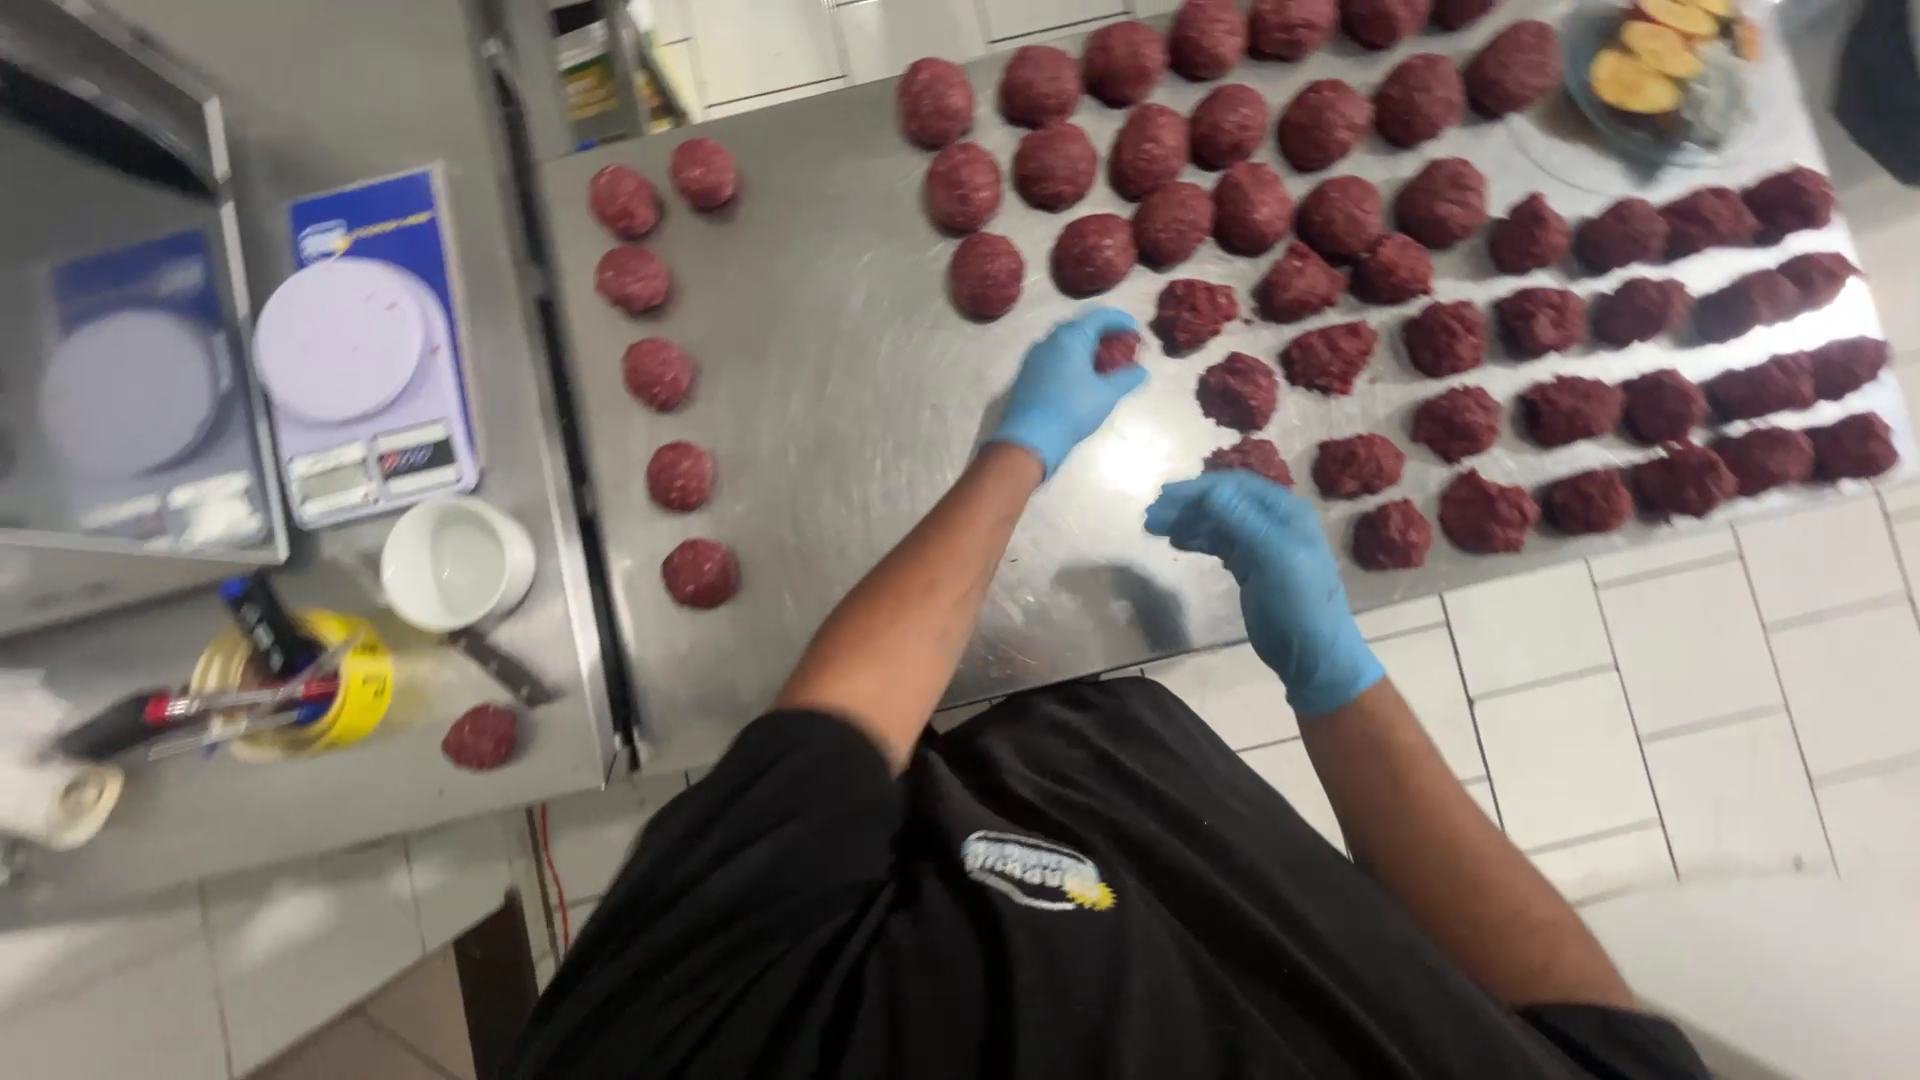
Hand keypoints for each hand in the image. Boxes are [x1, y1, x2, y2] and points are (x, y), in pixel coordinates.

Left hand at [988, 307, 1146, 476]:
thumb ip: (1128, 378)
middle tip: (1123, 349)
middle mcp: (1049, 339)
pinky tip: (1082, 377)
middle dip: (1106, 335)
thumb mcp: (1107, 394)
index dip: (1122, 321)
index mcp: (1070, 337)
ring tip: (1105, 364)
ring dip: (1088, 348)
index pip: (1100, 316)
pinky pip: (1055, 356)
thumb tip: (1143, 371)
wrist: (1030, 437)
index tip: (1137, 333)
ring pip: (1067, 342)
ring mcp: (1035, 356)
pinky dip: (1073, 359)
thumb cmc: (1072, 410)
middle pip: (1082, 327)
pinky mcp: (1027, 373)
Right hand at [1145, 471, 1383, 715]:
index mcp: (1285, 511)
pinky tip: (1176, 543)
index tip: (1163, 497)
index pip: (1234, 486)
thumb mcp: (1273, 556)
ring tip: (1155, 529)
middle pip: (1223, 501)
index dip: (1198, 489)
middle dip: (1187, 505)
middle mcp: (1273, 521)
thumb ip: (1241, 519)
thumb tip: (1206, 490)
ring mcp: (1261, 544)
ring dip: (1187, 522)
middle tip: (1152, 517)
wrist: (1313, 654)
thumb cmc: (1299, 603)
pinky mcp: (1250, 567)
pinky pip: (1219, 543)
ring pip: (1217, 522)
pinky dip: (1197, 540)